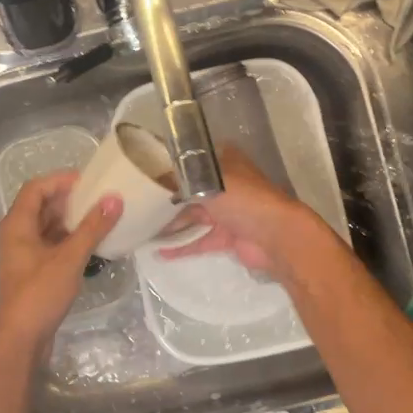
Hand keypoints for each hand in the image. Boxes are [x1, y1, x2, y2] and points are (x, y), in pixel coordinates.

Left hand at [0, 171, 122, 345]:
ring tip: (102, 217)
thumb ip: (92, 228)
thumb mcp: (68, 259)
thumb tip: (114, 199)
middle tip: (101, 197)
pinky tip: (93, 244)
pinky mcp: (33, 272)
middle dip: (70, 200)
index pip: (36, 188)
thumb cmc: (39, 294)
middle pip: (42, 206)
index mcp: (17, 225)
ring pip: (48, 227)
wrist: (19, 340)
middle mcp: (16, 235)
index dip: (60, 180)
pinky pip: (52, 246)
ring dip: (72, 221)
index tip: (90, 180)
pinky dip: (70, 240)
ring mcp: (24, 255)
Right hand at [156, 147, 328, 276]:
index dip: (168, 166)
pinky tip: (159, 253)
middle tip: (136, 205)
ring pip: (192, 217)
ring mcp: (227, 212)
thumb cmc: (242, 198)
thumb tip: (151, 179)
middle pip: (189, 191)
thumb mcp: (205, 181)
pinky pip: (199, 241)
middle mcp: (224, 184)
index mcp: (224, 162)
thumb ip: (177, 180)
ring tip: (142, 230)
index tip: (142, 174)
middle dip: (166, 200)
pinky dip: (181, 246)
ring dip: (170, 225)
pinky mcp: (227, 237)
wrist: (276, 236)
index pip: (191, 160)